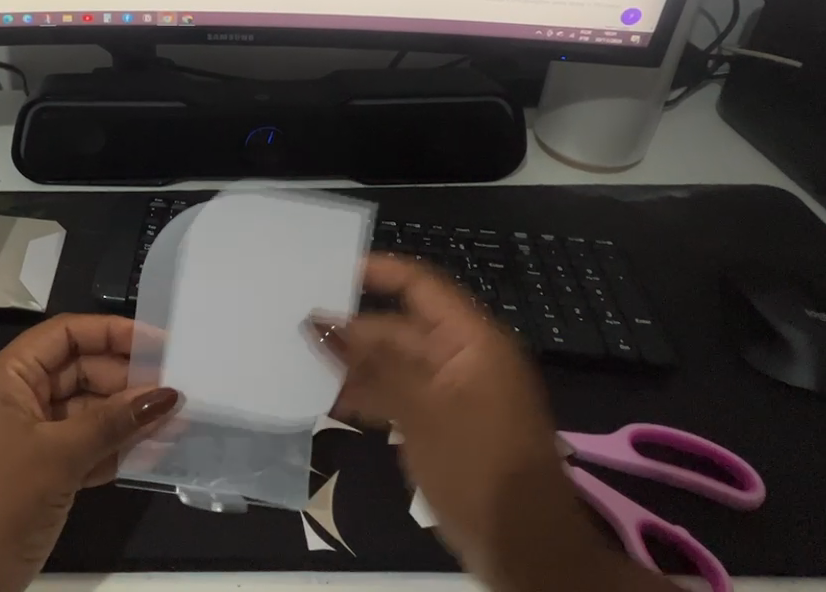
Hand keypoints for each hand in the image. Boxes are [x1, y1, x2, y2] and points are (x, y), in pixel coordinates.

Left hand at [0, 314, 179, 591]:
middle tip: (175, 391)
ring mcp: (26, 438)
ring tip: (175, 421)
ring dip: (124, 417)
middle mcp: (16, 398)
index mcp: (7, 377)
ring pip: (84, 411)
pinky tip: (151, 452)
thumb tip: (168, 394)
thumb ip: (114, 422)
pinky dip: (112, 448)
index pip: (65, 334)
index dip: (111, 332)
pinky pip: (81, 447)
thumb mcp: (58, 456)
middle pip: (78, 370)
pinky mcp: (38, 475)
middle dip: (125, 379)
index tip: (160, 344)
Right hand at [315, 256, 668, 591]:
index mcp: (471, 341)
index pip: (420, 285)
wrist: (528, 553)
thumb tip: (320, 322)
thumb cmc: (478, 469)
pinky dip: (371, 394)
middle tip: (298, 328)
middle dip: (354, 329)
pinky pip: (401, 393)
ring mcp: (454, 392)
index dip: (377, 271)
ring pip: (396, 362)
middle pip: (401, 326)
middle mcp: (463, 358)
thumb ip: (370, 361)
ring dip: (357, 365)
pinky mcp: (444, 423)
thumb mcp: (420, 409)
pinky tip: (332, 400)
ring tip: (304, 364)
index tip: (326, 272)